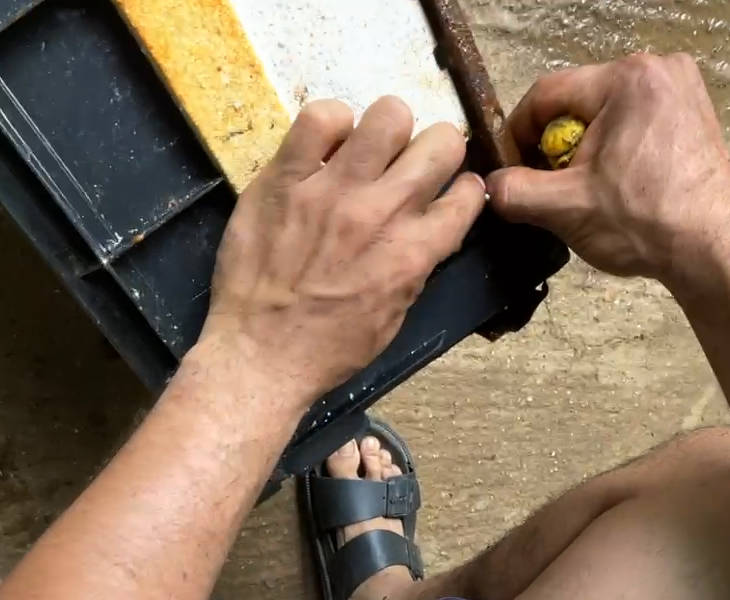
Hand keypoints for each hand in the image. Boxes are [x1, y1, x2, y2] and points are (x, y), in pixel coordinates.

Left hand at [194, 97, 485, 408]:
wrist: (260, 355)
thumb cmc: (328, 350)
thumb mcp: (391, 320)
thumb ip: (415, 268)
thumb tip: (428, 232)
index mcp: (413, 252)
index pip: (468, 194)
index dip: (464, 191)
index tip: (450, 194)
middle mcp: (382, 212)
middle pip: (440, 141)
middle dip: (436, 152)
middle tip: (412, 168)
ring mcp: (332, 189)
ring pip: (388, 114)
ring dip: (387, 132)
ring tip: (367, 155)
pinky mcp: (286, 177)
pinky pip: (320, 116)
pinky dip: (330, 124)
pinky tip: (325, 149)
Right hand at [486, 54, 729, 295]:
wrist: (709, 249)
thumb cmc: (644, 224)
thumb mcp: (564, 208)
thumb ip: (514, 191)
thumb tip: (490, 185)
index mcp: (626, 79)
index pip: (546, 94)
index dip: (517, 134)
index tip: (511, 170)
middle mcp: (658, 70)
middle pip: (577, 103)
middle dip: (556, 147)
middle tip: (553, 190)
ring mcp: (681, 89)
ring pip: (604, 115)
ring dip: (584, 152)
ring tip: (587, 193)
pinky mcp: (691, 114)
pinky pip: (633, 124)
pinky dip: (614, 152)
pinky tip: (617, 187)